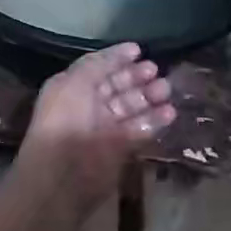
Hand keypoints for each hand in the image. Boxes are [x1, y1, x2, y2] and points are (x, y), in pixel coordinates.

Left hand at [16, 43, 176, 212]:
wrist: (60, 179)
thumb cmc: (64, 123)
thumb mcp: (74, 83)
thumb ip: (98, 65)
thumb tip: (125, 52)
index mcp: (73, 88)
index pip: (99, 68)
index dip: (118, 58)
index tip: (139, 50)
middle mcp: (89, 106)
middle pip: (118, 86)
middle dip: (137, 77)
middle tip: (157, 71)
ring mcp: (105, 129)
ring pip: (132, 107)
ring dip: (150, 97)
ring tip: (167, 90)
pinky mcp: (121, 151)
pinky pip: (141, 130)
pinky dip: (155, 120)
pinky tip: (170, 112)